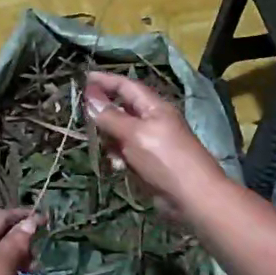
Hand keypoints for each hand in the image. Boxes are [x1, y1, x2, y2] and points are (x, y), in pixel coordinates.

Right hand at [83, 71, 227, 215]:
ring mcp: (152, 143)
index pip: (127, 86)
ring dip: (111, 141)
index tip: (83, 78)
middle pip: (122, 110)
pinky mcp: (150, 163)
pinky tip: (119, 167)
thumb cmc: (165, 159)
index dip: (105, 80)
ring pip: (122, 134)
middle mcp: (153, 121)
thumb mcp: (135, 134)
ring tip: (108, 151)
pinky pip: (128, 154)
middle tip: (85, 121)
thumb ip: (111, 117)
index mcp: (154, 107)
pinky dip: (121, 158)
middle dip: (104, 115)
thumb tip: (90, 97)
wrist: (192, 196)